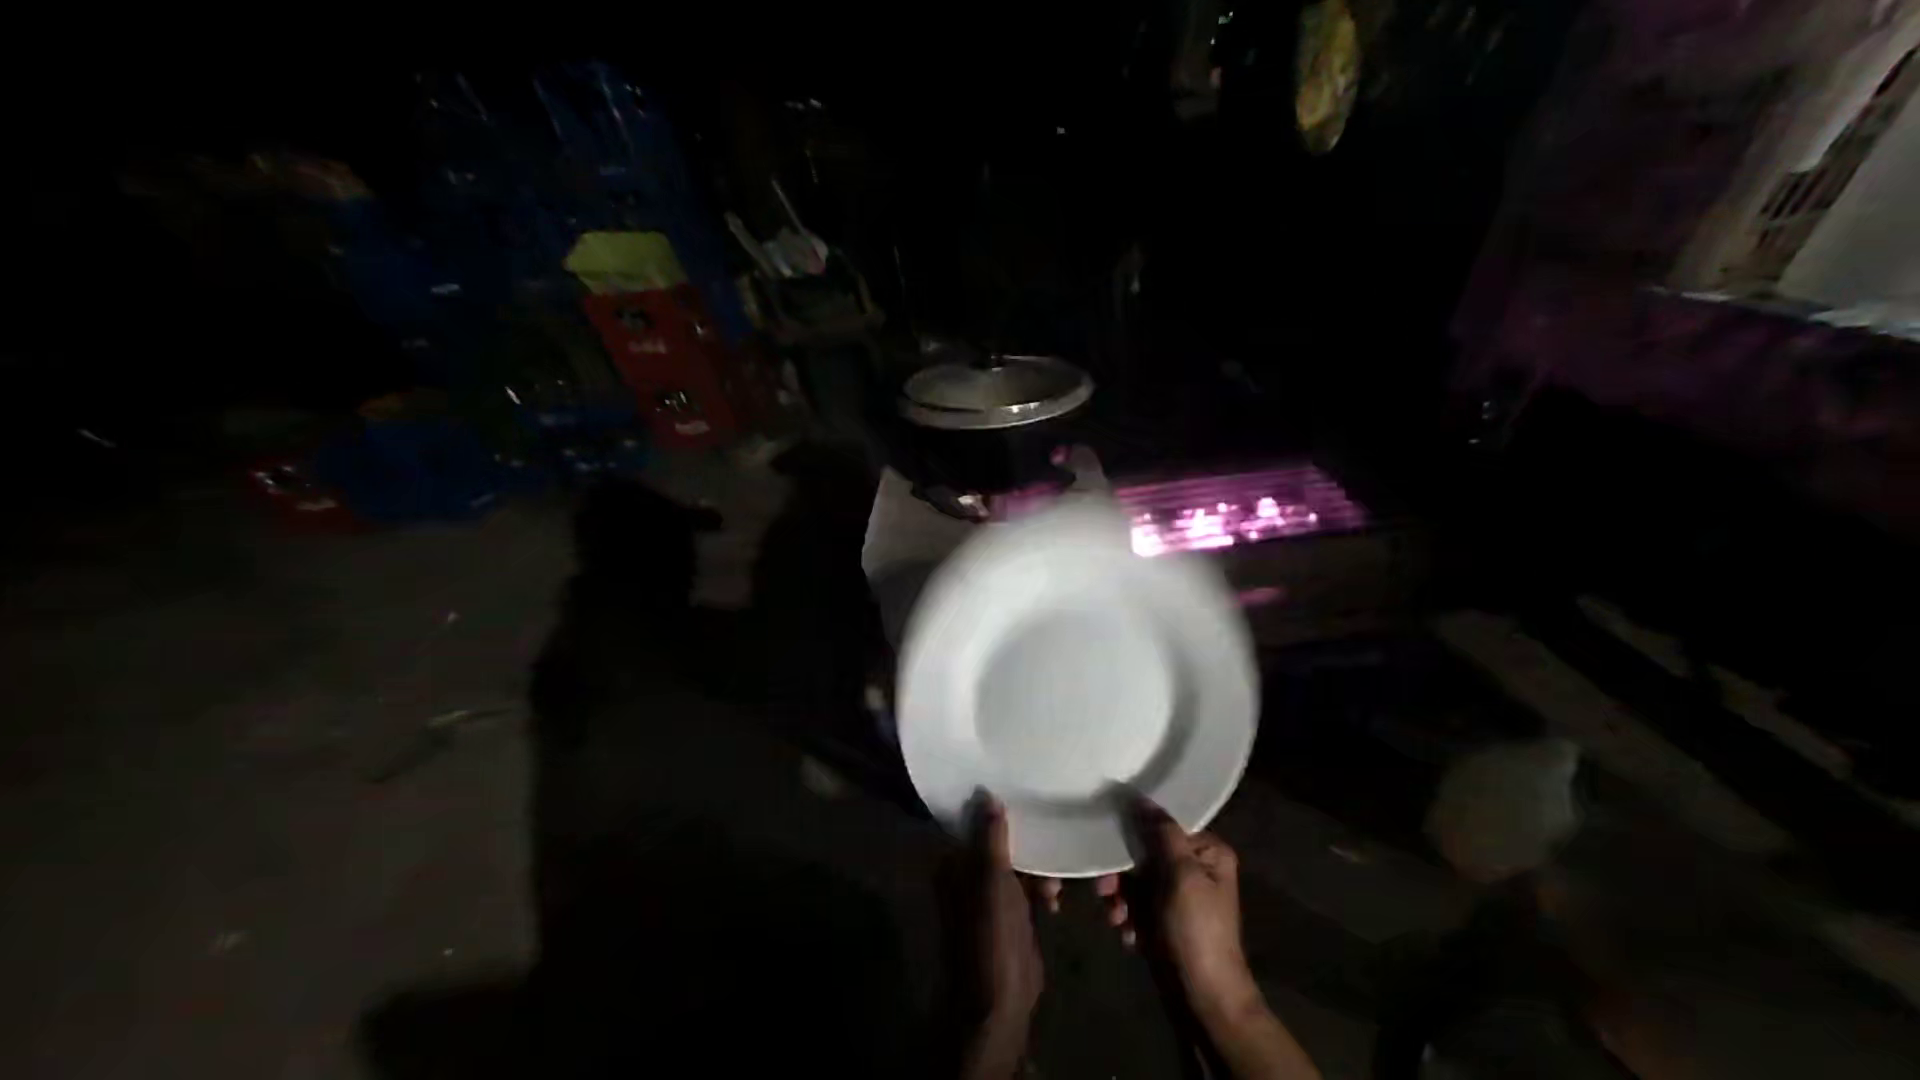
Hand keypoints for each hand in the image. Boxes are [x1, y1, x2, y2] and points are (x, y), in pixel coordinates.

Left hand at [955, 793, 1044, 1022]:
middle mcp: (967, 877)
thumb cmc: (990, 932)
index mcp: (953, 865)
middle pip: (996, 844)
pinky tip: (1056, 899)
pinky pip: (1028, 890)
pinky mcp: (1010, 917)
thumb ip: (990, 836)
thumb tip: (987, 794)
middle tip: (1049, 827)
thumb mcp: (991, 878)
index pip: (969, 825)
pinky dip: (1042, 891)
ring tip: (1054, 881)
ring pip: (1016, 867)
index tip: (1017, 789)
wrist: (1000, 997)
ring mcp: (989, 898)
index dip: (991, 810)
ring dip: (1037, 869)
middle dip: (1022, 840)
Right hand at [1095, 801, 1258, 1014]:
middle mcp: (1194, 867)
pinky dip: (1125, 914)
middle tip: (1104, 888)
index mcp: (1208, 852)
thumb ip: (1162, 833)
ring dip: (1120, 896)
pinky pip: (1134, 902)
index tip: (1109, 835)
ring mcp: (1176, 895)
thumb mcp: (1182, 875)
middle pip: (1145, 850)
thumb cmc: (1196, 932)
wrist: (1203, 1000)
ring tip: (1115, 915)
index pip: (1166, 823)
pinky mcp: (1161, 918)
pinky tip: (1125, 931)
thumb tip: (1140, 798)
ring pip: (1134, 877)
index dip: (1136, 828)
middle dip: (1122, 871)